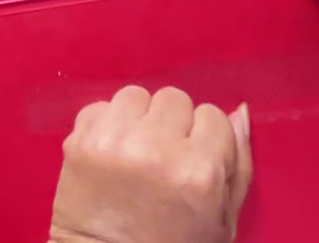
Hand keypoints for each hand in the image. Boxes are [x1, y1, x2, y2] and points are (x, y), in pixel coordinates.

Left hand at [49, 86, 251, 242]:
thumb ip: (238, 166)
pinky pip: (101, 107)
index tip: (195, 160)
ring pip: (136, 95)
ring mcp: (114, 139)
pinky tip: (111, 155)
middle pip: (174, 99)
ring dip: (139, 118)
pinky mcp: (81, 137)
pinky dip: (108, 125)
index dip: (206, 139)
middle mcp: (156, 146)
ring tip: (136, 152)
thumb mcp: (221, 223)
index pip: (212, 116)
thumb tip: (238, 112)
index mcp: (198, 172)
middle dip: (173, 124)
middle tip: (164, 157)